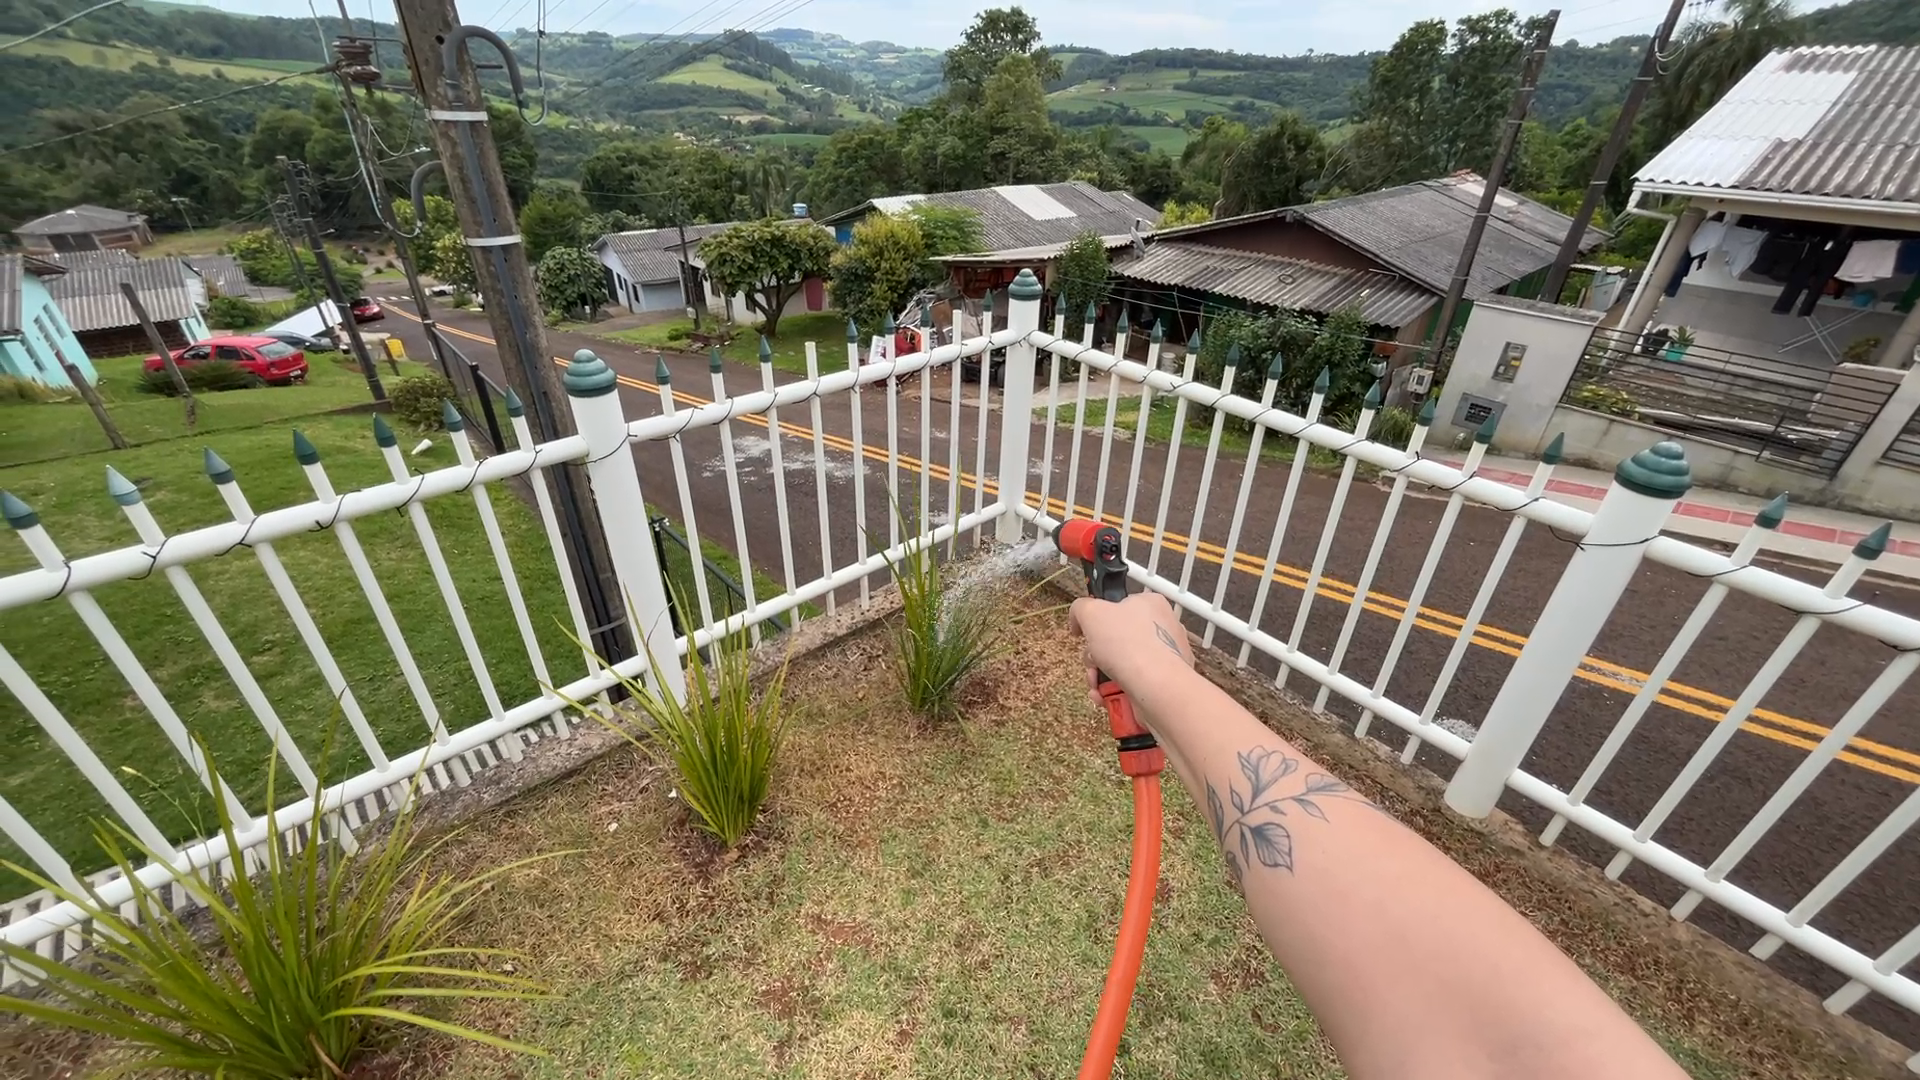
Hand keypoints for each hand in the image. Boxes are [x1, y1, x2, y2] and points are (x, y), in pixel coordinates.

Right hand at [1068, 592, 1194, 695]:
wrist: (1157, 688)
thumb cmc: (1128, 645)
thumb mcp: (1091, 612)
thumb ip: (1080, 608)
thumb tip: (1078, 618)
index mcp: (1150, 604)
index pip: (1118, 607)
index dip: (1097, 621)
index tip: (1087, 634)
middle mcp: (1162, 628)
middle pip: (1115, 639)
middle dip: (1095, 655)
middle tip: (1092, 662)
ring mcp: (1166, 657)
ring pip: (1120, 664)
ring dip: (1100, 675)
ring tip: (1097, 685)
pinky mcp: (1163, 683)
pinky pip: (1132, 683)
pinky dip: (1114, 691)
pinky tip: (1105, 697)